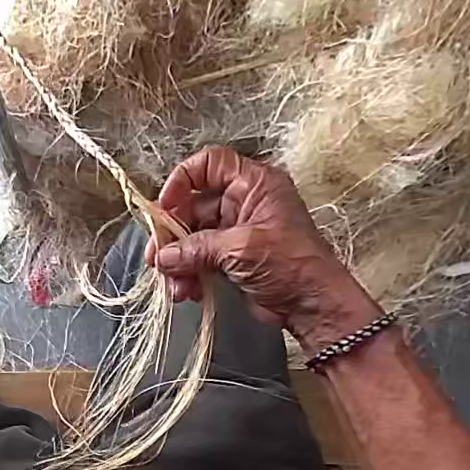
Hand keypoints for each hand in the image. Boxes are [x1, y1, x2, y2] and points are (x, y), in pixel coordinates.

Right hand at [150, 146, 382, 349]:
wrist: (312, 305)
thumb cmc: (290, 265)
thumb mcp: (240, 249)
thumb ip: (196, 249)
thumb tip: (162, 257)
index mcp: (254, 185)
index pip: (210, 164)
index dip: (183, 182)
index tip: (165, 209)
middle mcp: (243, 202)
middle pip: (193, 206)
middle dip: (172, 235)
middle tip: (157, 259)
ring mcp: (235, 232)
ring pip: (191, 237)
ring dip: (177, 262)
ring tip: (175, 286)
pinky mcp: (230, 258)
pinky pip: (198, 259)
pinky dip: (188, 275)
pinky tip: (187, 292)